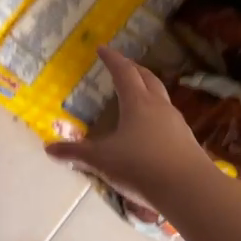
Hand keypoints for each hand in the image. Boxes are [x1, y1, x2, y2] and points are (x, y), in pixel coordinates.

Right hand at [45, 48, 215, 206]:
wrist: (191, 191)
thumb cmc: (141, 167)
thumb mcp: (102, 160)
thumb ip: (76, 153)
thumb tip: (49, 149)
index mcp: (137, 103)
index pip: (124, 72)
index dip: (112, 59)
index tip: (102, 48)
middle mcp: (159, 107)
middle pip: (148, 79)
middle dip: (134, 69)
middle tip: (123, 65)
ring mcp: (177, 124)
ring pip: (161, 98)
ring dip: (148, 91)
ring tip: (137, 95)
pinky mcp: (187, 142)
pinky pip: (168, 119)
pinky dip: (156, 114)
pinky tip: (151, 129)